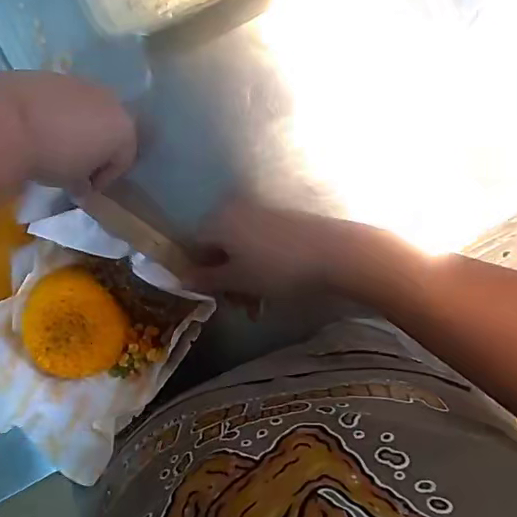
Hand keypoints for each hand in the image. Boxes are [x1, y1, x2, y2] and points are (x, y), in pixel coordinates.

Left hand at [0, 71, 136, 189]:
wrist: (3, 121)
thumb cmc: (51, 158)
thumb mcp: (73, 181)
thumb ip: (84, 182)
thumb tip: (80, 183)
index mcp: (124, 128)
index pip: (124, 160)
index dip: (105, 178)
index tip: (85, 189)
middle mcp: (109, 100)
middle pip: (110, 129)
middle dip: (95, 148)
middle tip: (74, 167)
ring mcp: (80, 83)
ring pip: (86, 111)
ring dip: (76, 128)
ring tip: (52, 145)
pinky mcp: (51, 74)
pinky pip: (61, 100)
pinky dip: (55, 113)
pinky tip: (35, 128)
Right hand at [189, 198, 389, 298]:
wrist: (333, 252)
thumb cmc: (278, 269)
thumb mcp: (239, 280)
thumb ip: (208, 280)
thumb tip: (183, 280)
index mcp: (218, 220)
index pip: (194, 247)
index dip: (200, 275)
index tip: (213, 297)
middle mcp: (235, 209)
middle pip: (218, 248)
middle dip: (226, 281)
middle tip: (240, 307)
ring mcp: (260, 213)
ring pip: (240, 250)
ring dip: (244, 280)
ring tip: (259, 307)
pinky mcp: (282, 220)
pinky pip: (258, 245)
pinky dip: (260, 267)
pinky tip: (273, 291)